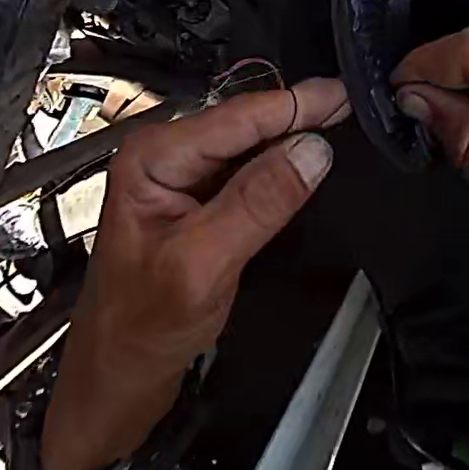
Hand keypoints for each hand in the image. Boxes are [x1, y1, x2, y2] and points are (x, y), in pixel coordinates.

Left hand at [40, 77, 349, 469]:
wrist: (117, 374)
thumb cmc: (140, 328)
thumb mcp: (202, 265)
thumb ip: (258, 202)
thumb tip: (312, 150)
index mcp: (153, 157)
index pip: (238, 117)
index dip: (297, 103)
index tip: (344, 95)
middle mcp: (167, 155)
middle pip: (246, 122)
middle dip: (299, 112)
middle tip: (351, 104)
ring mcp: (184, 176)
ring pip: (252, 143)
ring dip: (295, 134)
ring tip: (340, 121)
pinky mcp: (201, 198)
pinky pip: (250, 168)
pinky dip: (283, 161)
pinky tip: (308, 157)